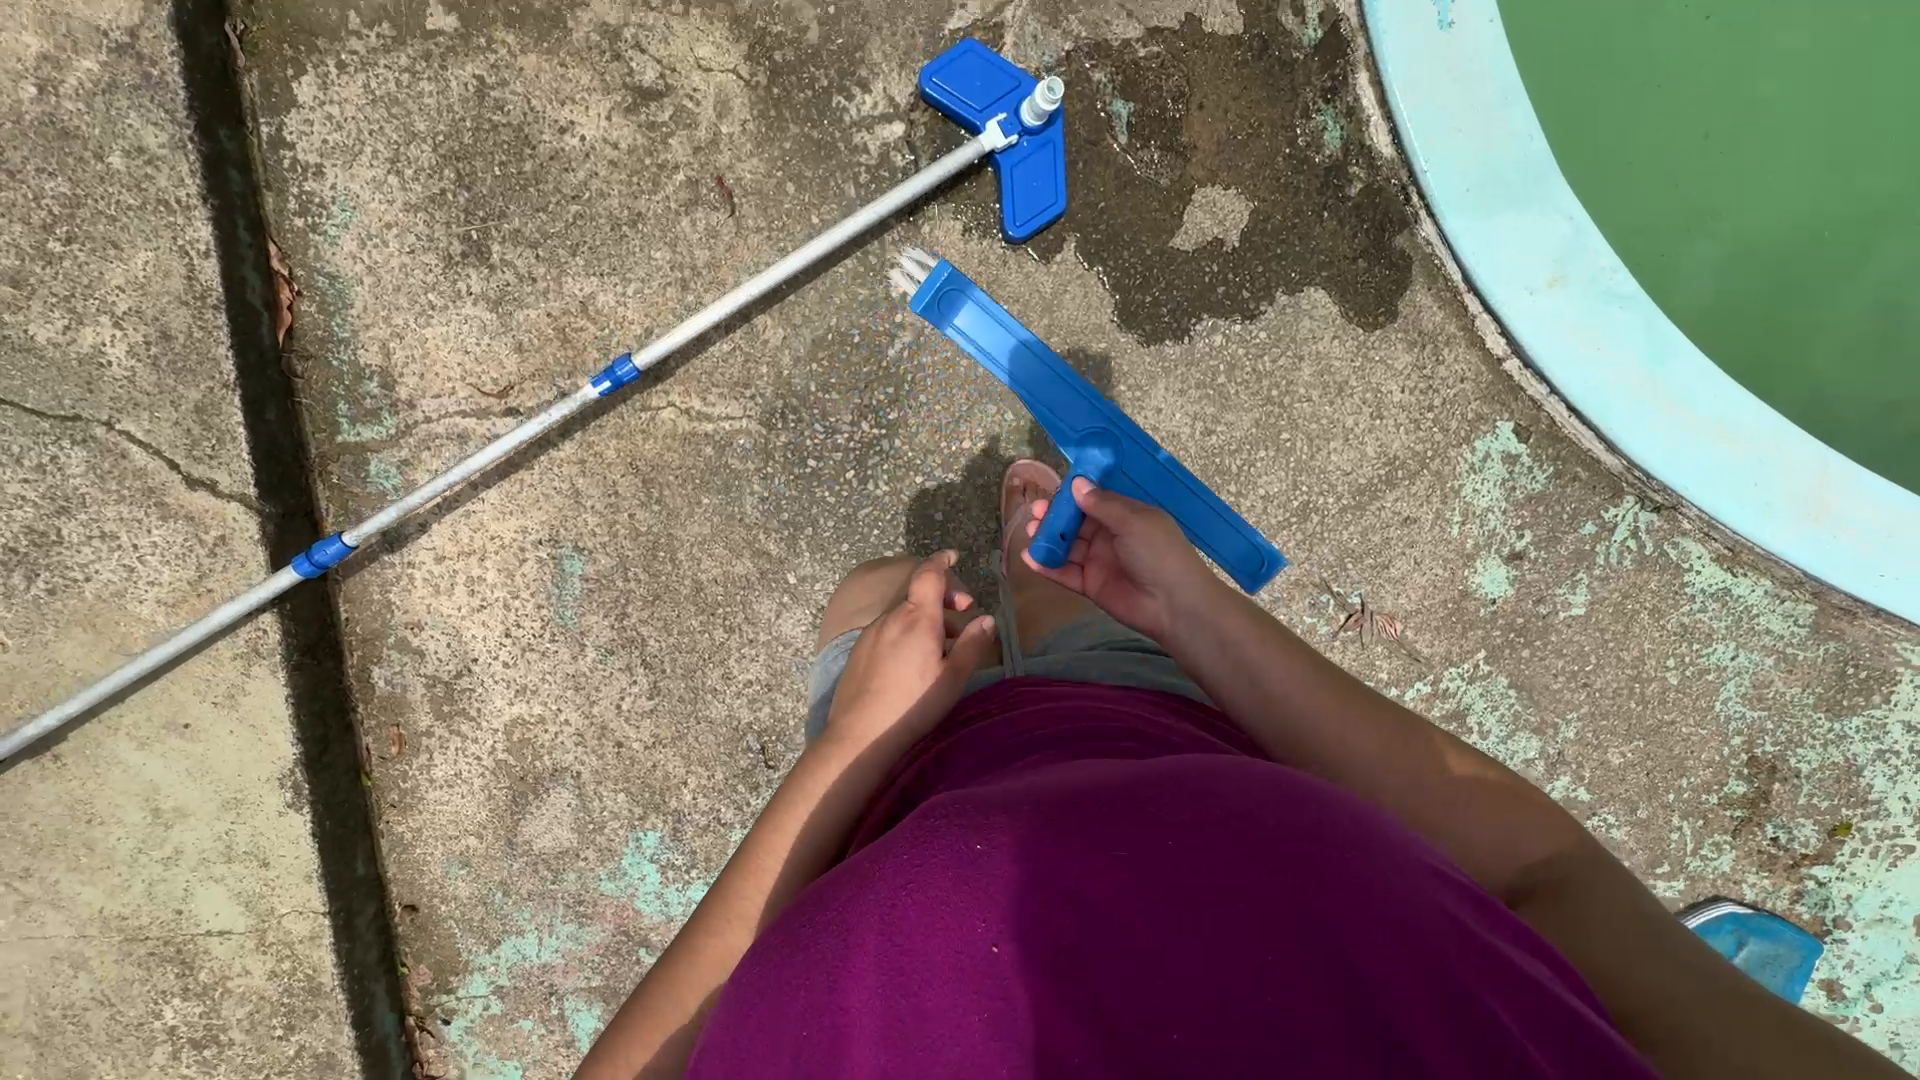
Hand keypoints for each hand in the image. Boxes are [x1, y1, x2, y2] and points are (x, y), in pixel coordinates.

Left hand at [822, 551, 998, 753]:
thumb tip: (987, 618)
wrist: (859, 733)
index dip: (942, 560)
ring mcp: (871, 633)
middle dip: (944, 599)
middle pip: (919, 595)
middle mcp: (891, 617)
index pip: (929, 574)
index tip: (954, 555)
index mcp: (917, 618)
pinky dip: (907, 633)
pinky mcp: (859, 650)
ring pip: (904, 615)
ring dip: (926, 620)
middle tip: (963, 614)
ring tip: (942, 648)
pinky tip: (914, 662)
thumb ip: (972, 644)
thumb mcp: (953, 677)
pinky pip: (889, 630)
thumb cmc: (913, 704)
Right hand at [1021, 477, 1223, 641]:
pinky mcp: (1091, 585)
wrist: (1173, 604)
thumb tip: (1076, 484)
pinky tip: (1029, 558)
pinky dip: (1047, 566)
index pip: (1094, 501)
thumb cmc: (1158, 553)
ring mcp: (1099, 561)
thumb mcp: (1133, 521)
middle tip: (1034, 512)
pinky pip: (1065, 573)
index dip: (1072, 496)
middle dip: (1054, 517)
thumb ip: (1102, 504)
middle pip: (1076, 523)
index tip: (1050, 490)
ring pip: (1068, 547)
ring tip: (1029, 531)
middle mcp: (1111, 536)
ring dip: (1048, 539)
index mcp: (1126, 516)